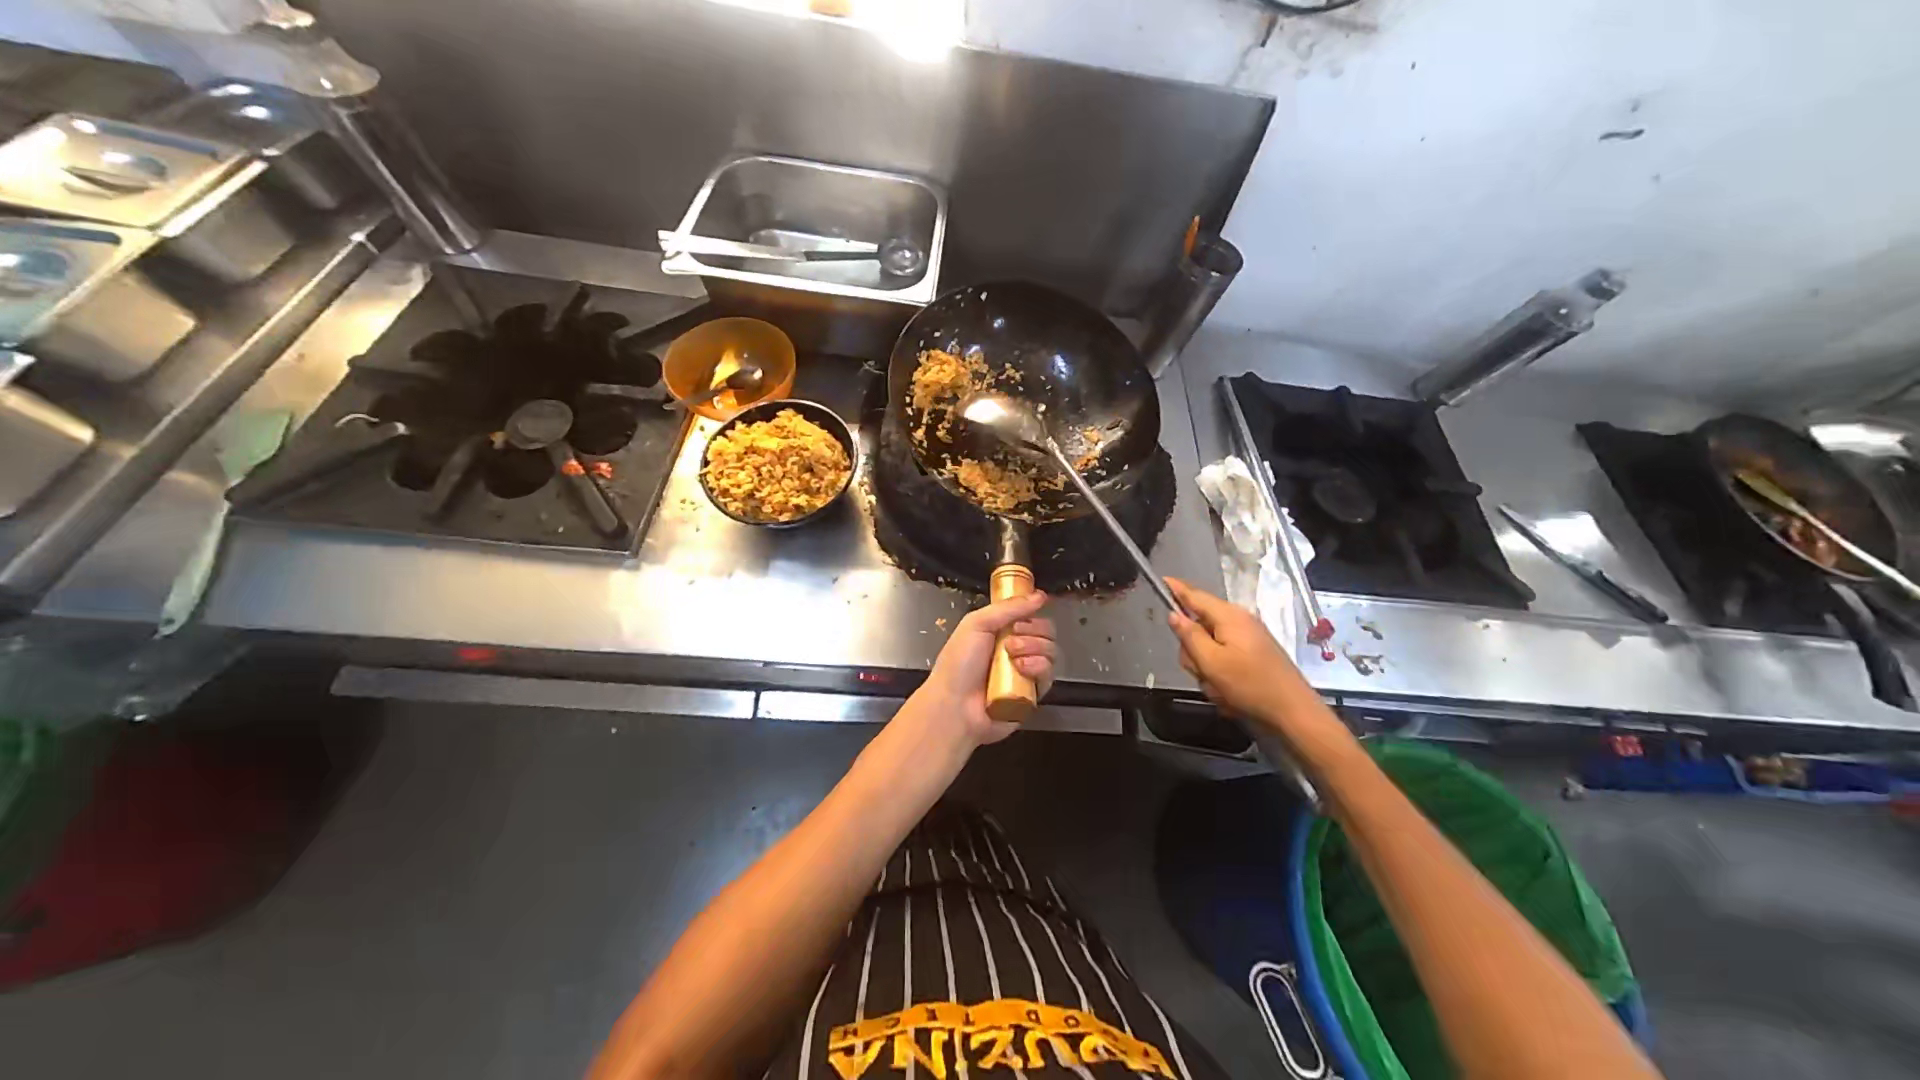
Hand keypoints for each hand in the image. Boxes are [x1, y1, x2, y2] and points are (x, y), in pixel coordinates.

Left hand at [898, 591, 1055, 750]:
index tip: (1026, 613)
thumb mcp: (976, 623)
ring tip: (1012, 656)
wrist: (955, 706)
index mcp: (1000, 631)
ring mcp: (1025, 672)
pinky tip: (1023, 669)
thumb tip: (1039, 595)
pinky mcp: (1033, 693)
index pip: (1030, 615)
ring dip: (1034, 648)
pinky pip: (1049, 674)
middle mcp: (1015, 650)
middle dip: (1033, 630)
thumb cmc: (958, 665)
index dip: (1032, 612)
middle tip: (1011, 639)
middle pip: (1046, 631)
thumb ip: (1008, 607)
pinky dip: (1039, 667)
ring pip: (1050, 651)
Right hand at [1166, 577, 1297, 724]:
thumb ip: (1189, 636)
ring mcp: (1247, 637)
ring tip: (1218, 686)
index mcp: (1228, 616)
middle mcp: (1238, 621)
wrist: (1293, 711)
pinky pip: (1223, 657)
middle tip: (1201, 670)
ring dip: (1206, 666)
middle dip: (1193, 650)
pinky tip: (1227, 692)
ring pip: (1209, 645)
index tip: (1161, 580)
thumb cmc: (1250, 685)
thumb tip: (1174, 614)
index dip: (1176, 589)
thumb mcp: (1211, 662)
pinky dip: (1219, 673)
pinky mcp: (1253, 653)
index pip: (1195, 596)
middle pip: (1199, 625)